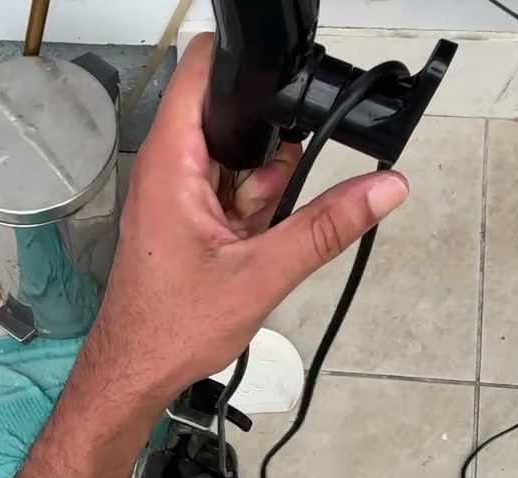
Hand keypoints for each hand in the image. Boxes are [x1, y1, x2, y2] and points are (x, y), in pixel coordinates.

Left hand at [85, 33, 410, 403]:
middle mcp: (167, 170)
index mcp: (172, 163)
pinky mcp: (181, 221)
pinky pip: (226, 195)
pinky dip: (247, 217)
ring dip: (259, 195)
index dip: (248, 65)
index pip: (203, 69)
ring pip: (235, 163)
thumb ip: (325, 228)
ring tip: (248, 243)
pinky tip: (244, 252)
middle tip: (267, 207)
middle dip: (266, 154)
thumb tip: (382, 190)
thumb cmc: (170, 331)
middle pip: (233, 119)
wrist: (135, 373)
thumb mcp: (260, 277)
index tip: (288, 85)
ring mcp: (173, 196)